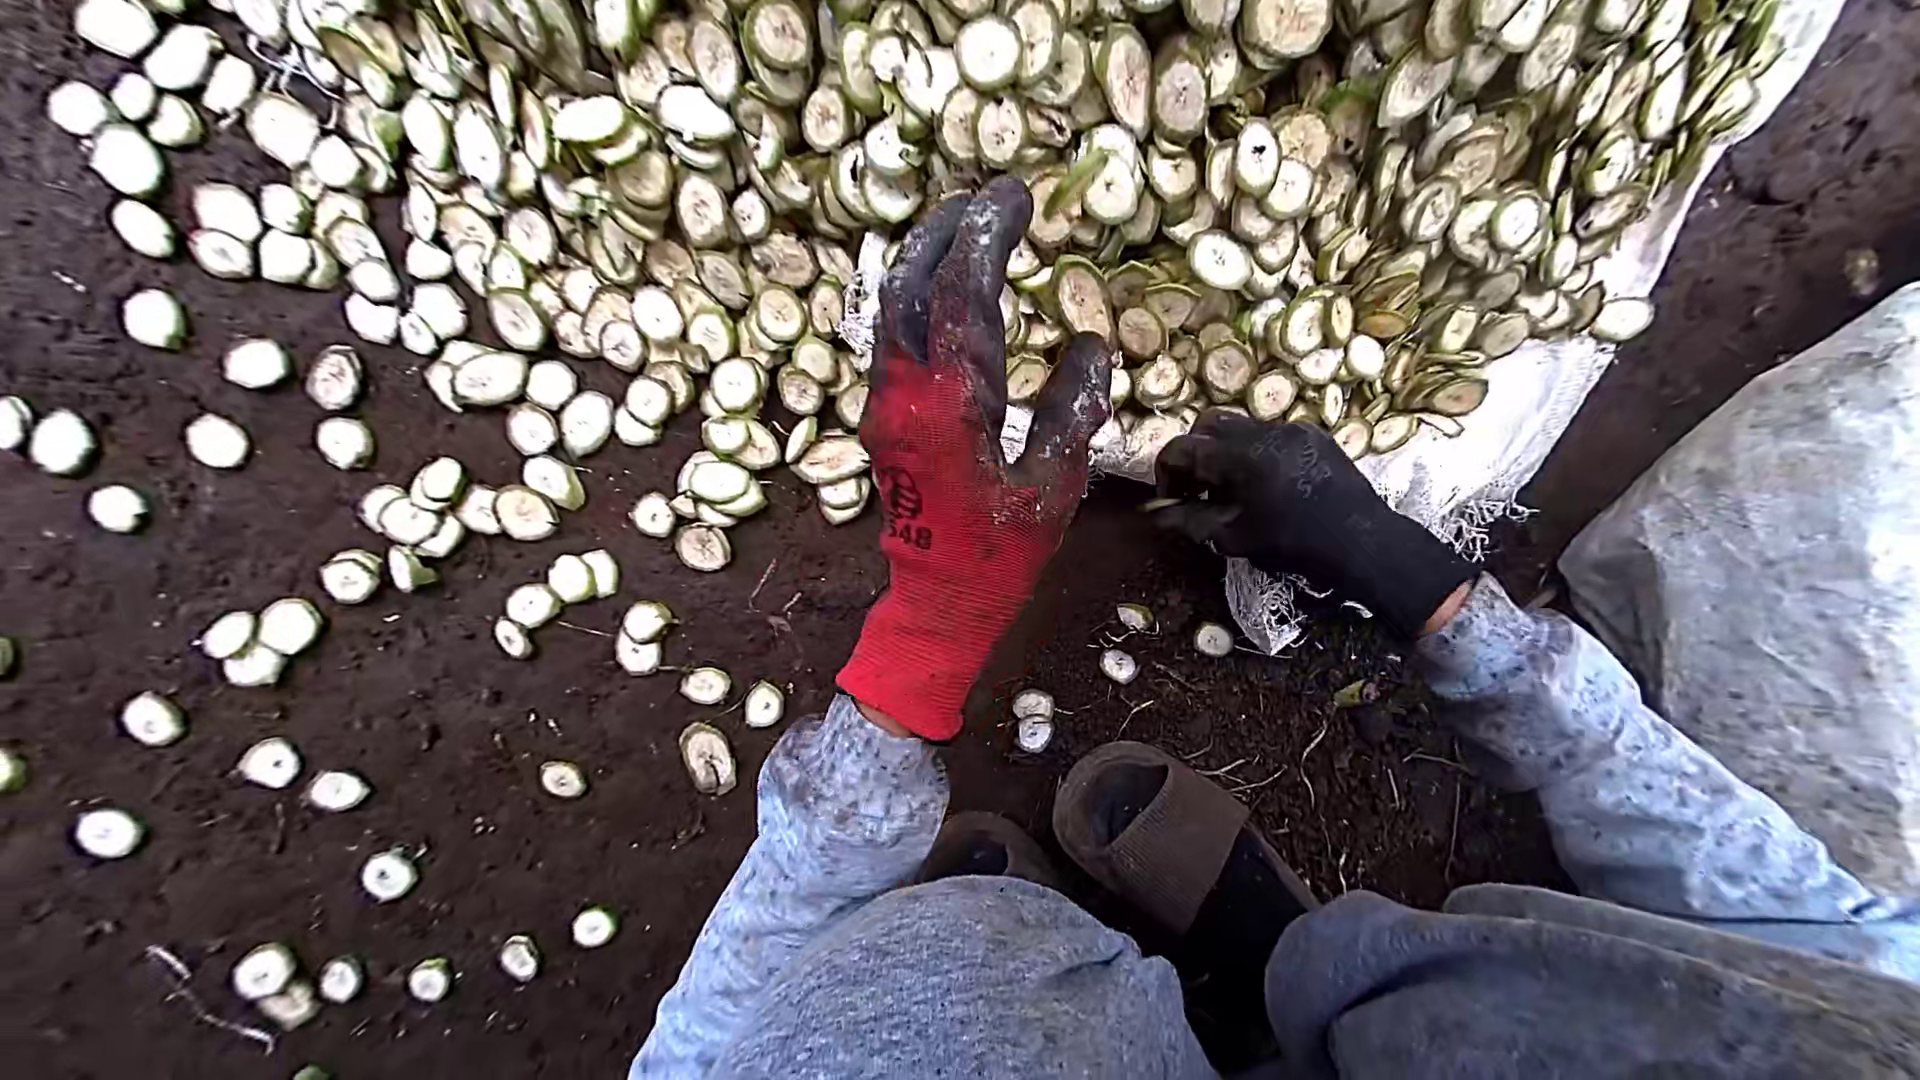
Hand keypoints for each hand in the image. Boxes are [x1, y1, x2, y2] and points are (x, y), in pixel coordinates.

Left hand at [837, 178, 1112, 739]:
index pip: (960, 295)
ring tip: (966, 232)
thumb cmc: (999, 549)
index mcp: (951, 406)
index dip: (987, 235)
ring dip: (924, 261)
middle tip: (987, 201)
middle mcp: (903, 394)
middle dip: (945, 231)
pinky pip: (890, 339)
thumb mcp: (1054, 482)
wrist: (937, 596)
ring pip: (888, 309)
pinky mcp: (881, 417)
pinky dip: (916, 300)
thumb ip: (1074, 408)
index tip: (1015, 196)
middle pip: (908, 285)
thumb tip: (1088, 344)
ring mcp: (883, 404)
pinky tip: (944, 294)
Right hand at [1152, 414, 1474, 637]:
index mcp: (1238, 456)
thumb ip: (1186, 520)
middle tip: (1196, 488)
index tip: (1171, 499)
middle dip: (1193, 455)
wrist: (1364, 543)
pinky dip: (1253, 454)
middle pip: (1207, 426)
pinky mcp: (1313, 435)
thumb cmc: (1291, 543)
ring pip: (1239, 427)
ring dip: (1223, 453)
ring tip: (1229, 489)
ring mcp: (1291, 429)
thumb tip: (1152, 515)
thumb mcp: (1230, 536)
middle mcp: (1262, 431)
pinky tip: (1263, 485)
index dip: (1166, 473)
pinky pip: (1270, 434)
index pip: (1181, 448)